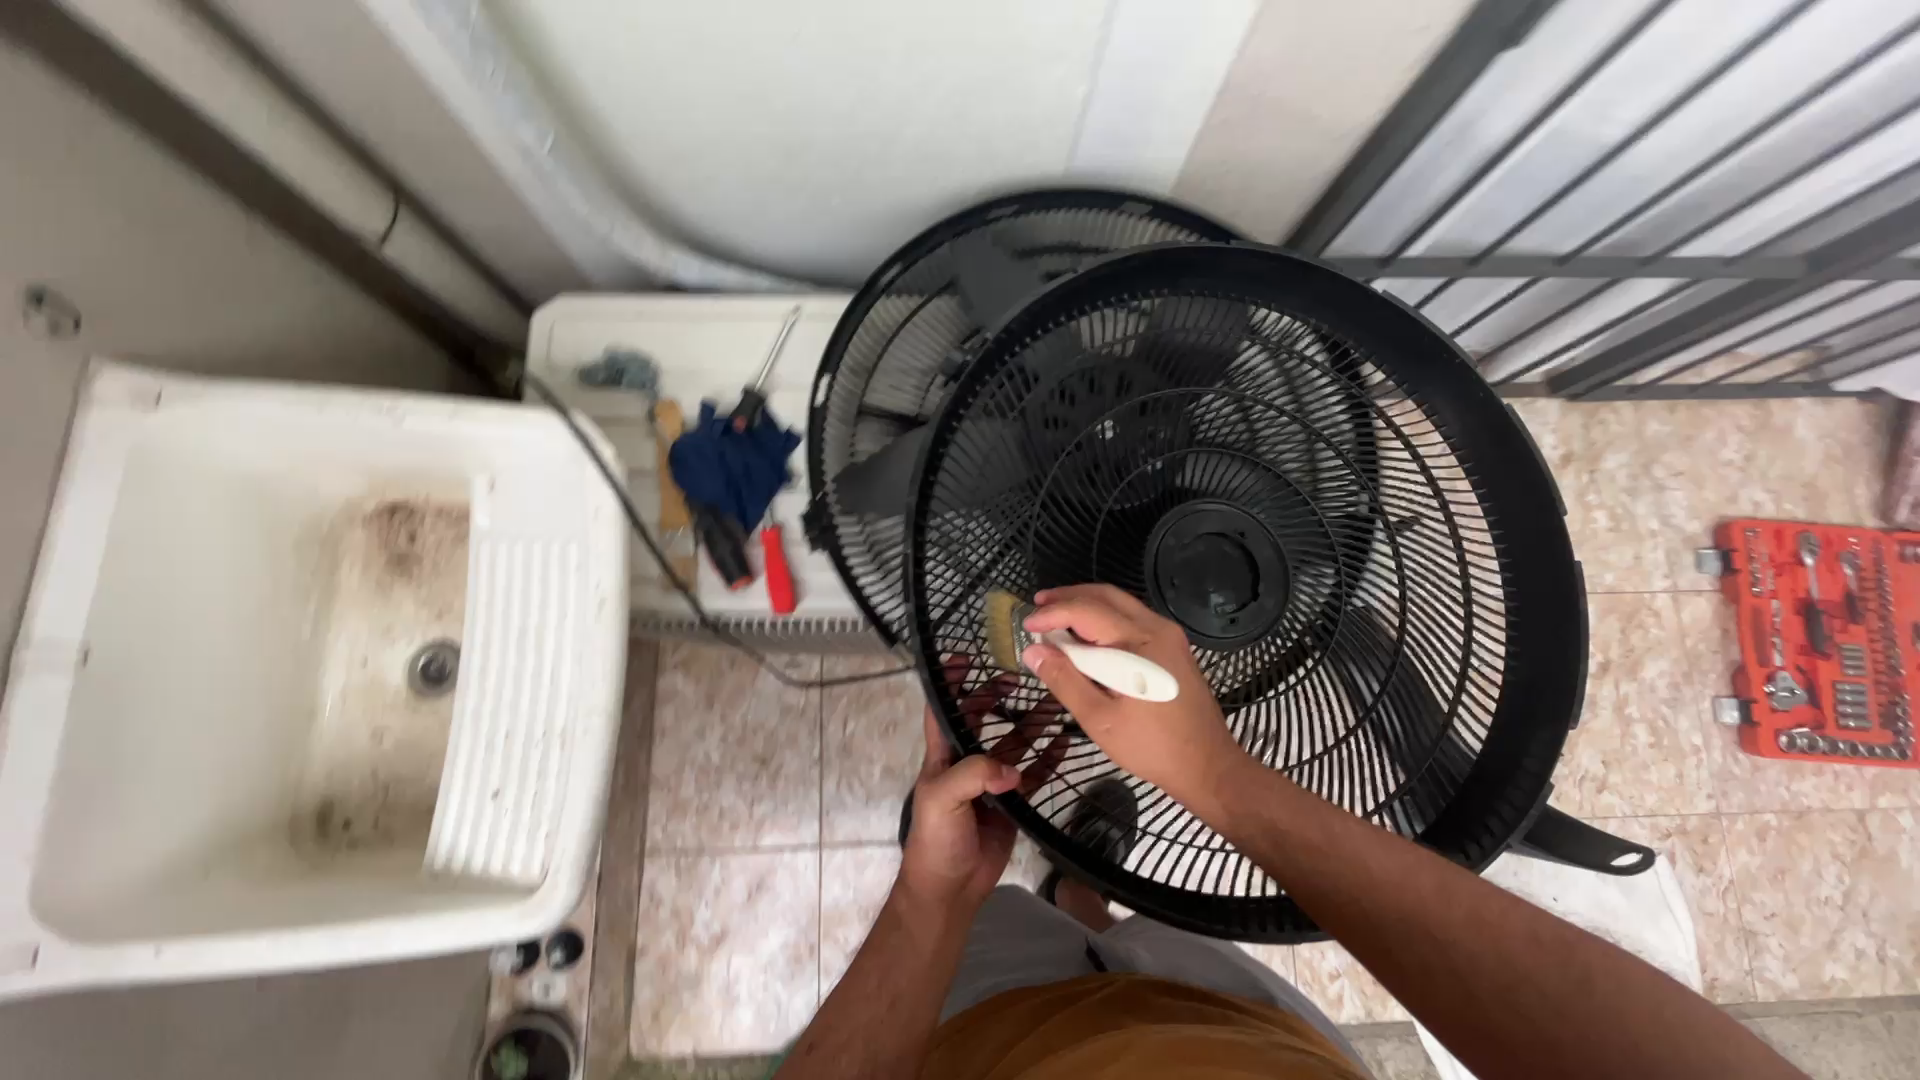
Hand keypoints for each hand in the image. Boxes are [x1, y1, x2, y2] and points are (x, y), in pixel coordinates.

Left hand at [897, 667, 1066, 912]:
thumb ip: (973, 775)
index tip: (966, 657)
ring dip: (1031, 723)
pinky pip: (1034, 773)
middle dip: (997, 696)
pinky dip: (1048, 758)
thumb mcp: (942, 799)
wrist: (950, 889)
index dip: (949, 682)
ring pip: (1014, 743)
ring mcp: (992, 781)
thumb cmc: (936, 839)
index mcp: (943, 755)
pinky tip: (1065, 742)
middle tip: (1021, 676)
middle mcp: (967, 761)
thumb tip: (1012, 770)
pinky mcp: (1013, 802)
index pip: (942, 709)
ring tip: (1054, 702)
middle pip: (982, 719)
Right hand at [1021, 584, 1248, 805]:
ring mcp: (1169, 636)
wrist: (1208, 766)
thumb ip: (1065, 680)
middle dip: (1068, 597)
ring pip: (1121, 604)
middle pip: (1106, 596)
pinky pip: (1133, 619)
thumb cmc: (1151, 747)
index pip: (1086, 611)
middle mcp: (1157, 628)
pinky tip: (1087, 636)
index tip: (1025, 623)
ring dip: (1086, 605)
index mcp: (1139, 642)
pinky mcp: (1174, 648)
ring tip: (1055, 616)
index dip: (1052, 613)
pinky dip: (1104, 618)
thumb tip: (1033, 650)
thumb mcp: (1099, 719)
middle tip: (1037, 606)